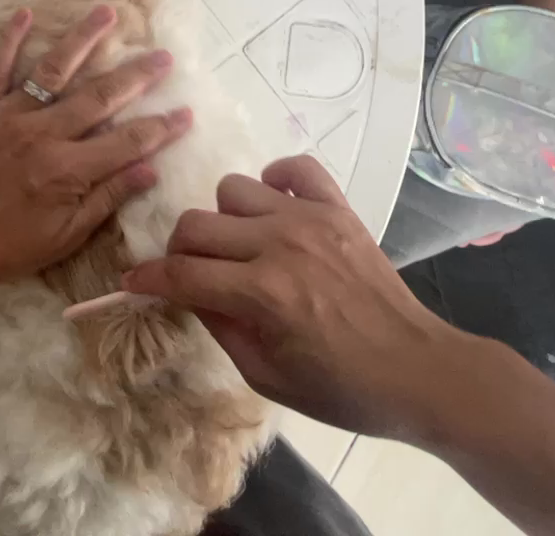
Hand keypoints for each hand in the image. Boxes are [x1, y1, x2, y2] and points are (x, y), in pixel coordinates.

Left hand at [0, 6, 191, 291]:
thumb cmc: (11, 246)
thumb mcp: (67, 235)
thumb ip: (108, 198)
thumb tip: (151, 169)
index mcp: (67, 170)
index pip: (126, 142)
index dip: (160, 128)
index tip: (187, 112)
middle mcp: (42, 135)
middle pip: (98, 97)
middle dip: (136, 76)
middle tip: (163, 55)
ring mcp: (8, 117)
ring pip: (53, 70)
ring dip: (82, 39)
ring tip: (107, 12)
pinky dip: (9, 40)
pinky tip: (25, 13)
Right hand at [122, 157, 493, 442]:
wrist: (420, 371)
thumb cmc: (341, 387)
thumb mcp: (265, 375)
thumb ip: (216, 324)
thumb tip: (183, 288)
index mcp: (263, 294)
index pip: (182, 273)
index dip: (148, 277)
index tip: (133, 281)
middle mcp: (281, 245)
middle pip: (196, 224)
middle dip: (179, 250)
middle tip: (193, 271)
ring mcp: (311, 219)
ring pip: (232, 189)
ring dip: (224, 219)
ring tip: (241, 245)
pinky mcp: (338, 208)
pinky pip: (293, 167)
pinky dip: (275, 180)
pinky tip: (275, 208)